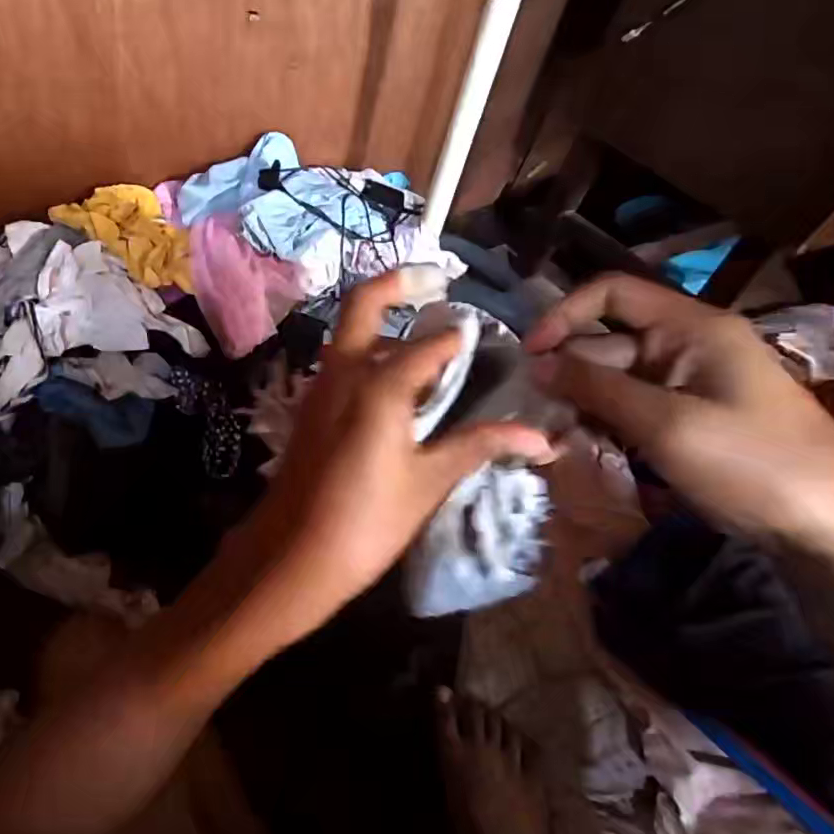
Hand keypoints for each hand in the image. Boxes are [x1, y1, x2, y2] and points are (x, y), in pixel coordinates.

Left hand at [249, 269, 554, 626]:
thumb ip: (479, 445)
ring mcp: (320, 387)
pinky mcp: (311, 407)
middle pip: (364, 304)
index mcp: (377, 384)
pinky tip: (398, 382)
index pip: (429, 344)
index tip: (485, 336)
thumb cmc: (366, 520)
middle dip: (400, 283)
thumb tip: (542, 438)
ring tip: (427, 334)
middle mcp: (343, 372)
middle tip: (438, 280)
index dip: (460, 337)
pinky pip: (343, 362)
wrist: (291, 553)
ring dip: (385, 321)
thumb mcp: (429, 481)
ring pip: (351, 334)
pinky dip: (371, 353)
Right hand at [525, 273, 833, 548]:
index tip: (531, 355)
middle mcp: (686, 346)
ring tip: (553, 441)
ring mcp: (688, 384)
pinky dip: (602, 423)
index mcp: (691, 327)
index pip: (610, 293)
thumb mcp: (664, 424)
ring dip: (579, 404)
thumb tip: (536, 363)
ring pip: (611, 380)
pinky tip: (583, 449)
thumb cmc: (754, 465)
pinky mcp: (688, 418)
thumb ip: (594, 388)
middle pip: (604, 342)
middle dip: (566, 375)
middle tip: (535, 417)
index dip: (563, 315)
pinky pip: (629, 408)